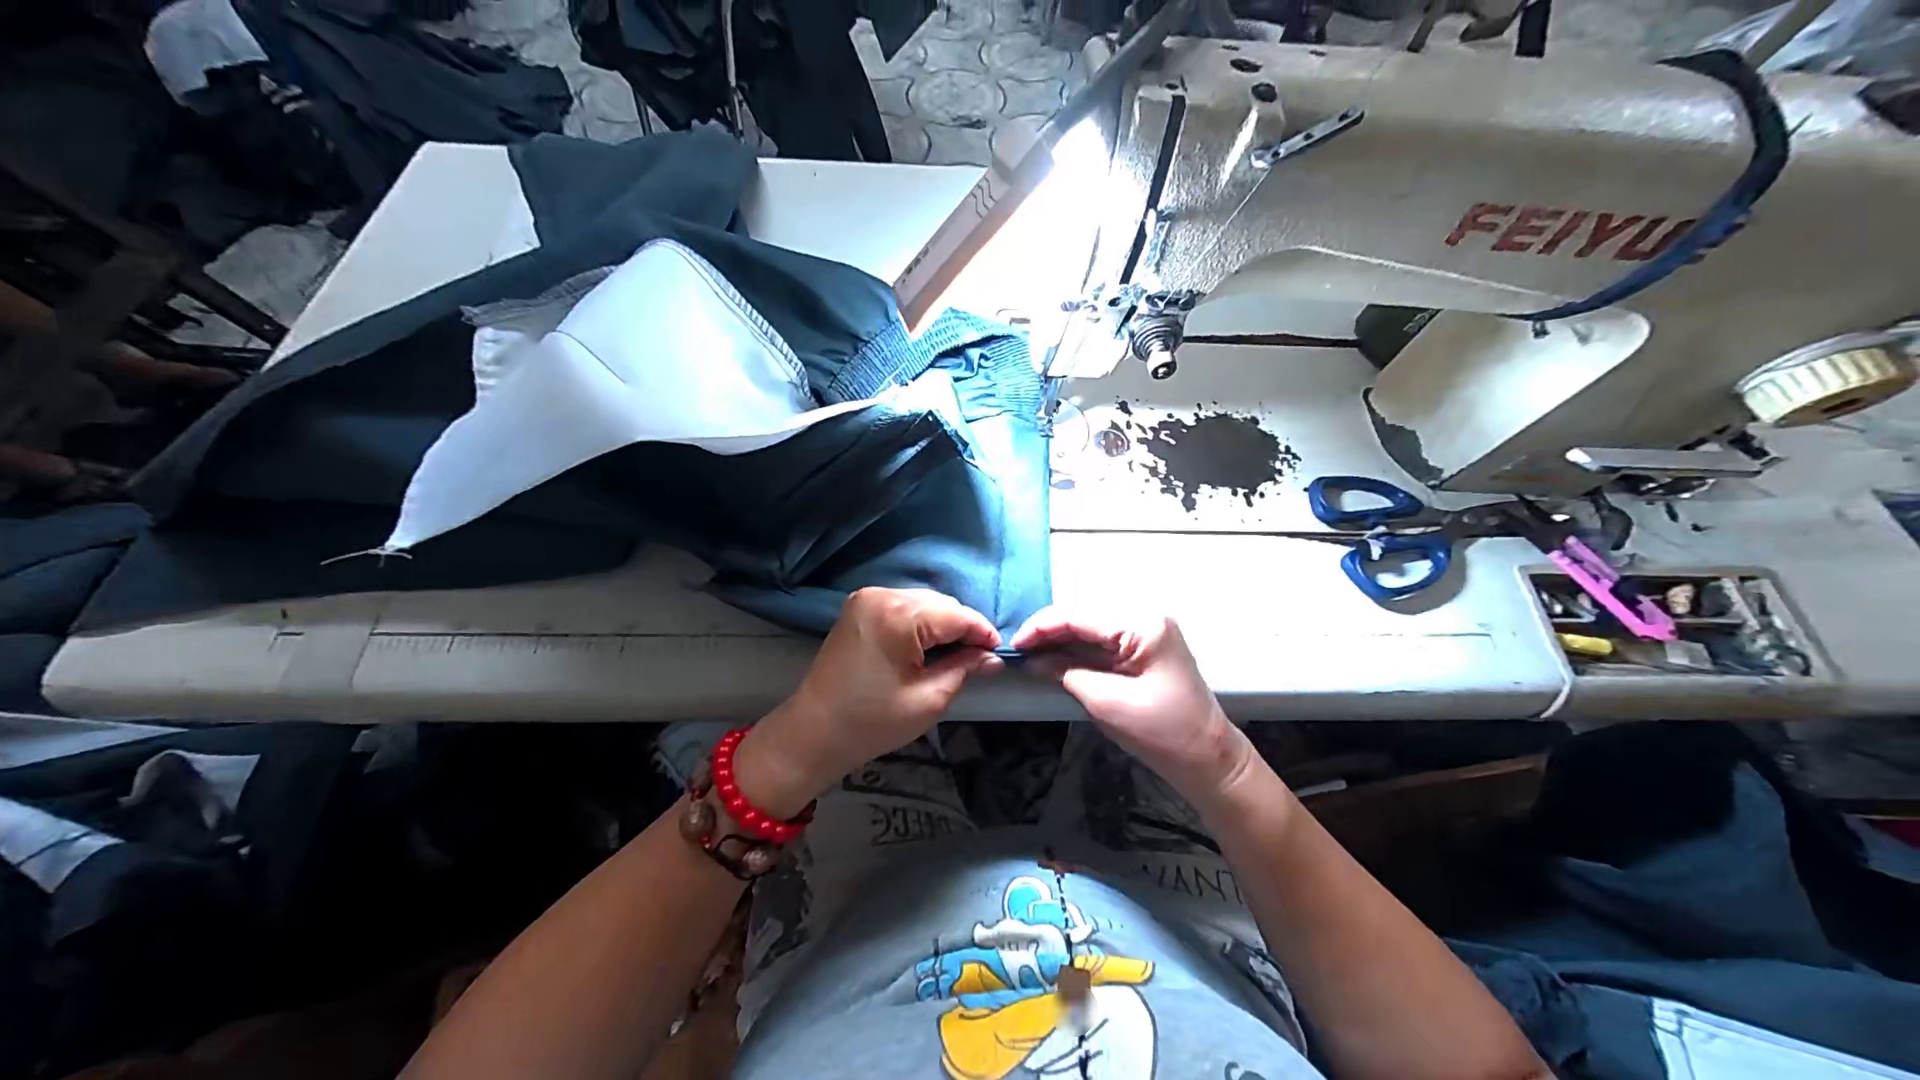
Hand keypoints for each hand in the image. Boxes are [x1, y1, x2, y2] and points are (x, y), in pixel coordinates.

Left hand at [733, 588, 1001, 815]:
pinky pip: (902, 607)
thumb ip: (964, 669)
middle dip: (962, 628)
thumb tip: (992, 657)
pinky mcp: (858, 608)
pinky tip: (927, 647)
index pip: (956, 615)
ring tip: (955, 655)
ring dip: (942, 625)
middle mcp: (881, 595)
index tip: (999, 654)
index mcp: (898, 615)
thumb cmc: (871, 722)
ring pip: (923, 603)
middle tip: (979, 658)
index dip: (982, 633)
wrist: (812, 733)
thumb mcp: (928, 700)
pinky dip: (920, 623)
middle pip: (940, 604)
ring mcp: (866, 598)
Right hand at [1011, 607, 1253, 807]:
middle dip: (1048, 632)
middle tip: (1017, 652)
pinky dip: (1077, 649)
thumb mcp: (1106, 703)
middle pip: (1083, 615)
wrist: (1208, 759)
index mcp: (1142, 625)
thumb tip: (1033, 659)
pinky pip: (1103, 640)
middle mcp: (1146, 618)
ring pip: (1090, 626)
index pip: (1078, 615)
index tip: (1014, 646)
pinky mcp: (1145, 648)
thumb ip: (1066, 673)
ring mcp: (1147, 631)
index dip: (1041, 628)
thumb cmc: (1163, 733)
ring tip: (1029, 655)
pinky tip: (1054, 658)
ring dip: (1060, 640)